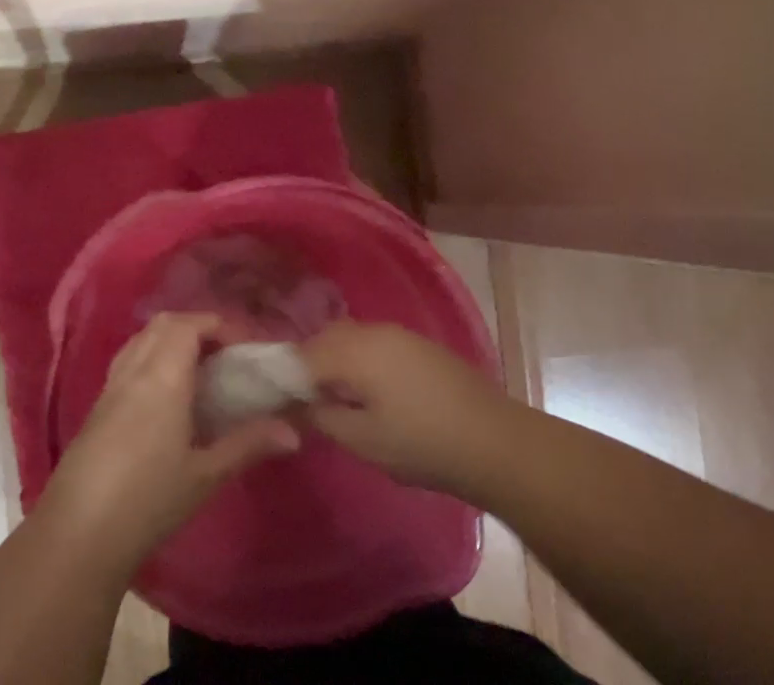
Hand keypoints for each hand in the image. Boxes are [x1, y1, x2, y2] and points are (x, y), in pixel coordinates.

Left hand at [40, 313, 300, 569]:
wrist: (79, 532)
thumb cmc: (149, 499)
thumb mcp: (206, 474)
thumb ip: (248, 444)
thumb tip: (293, 431)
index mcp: (162, 377)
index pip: (189, 325)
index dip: (220, 326)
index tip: (248, 348)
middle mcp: (132, 371)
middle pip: (163, 325)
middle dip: (198, 329)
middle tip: (228, 357)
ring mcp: (110, 388)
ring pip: (141, 342)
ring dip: (172, 343)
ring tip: (203, 374)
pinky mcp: (97, 408)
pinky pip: (128, 364)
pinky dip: (153, 362)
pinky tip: (171, 400)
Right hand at [301, 322, 501, 492]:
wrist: (497, 443)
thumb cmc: (422, 443)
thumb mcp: (361, 439)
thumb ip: (319, 416)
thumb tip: (293, 404)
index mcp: (354, 349)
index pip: (299, 355)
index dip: (282, 378)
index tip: (275, 405)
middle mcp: (374, 331)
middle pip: (323, 339)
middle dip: (307, 366)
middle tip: (304, 404)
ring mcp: (401, 335)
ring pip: (350, 340)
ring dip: (334, 363)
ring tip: (335, 402)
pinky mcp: (420, 346)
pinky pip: (374, 345)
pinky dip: (359, 363)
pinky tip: (368, 394)